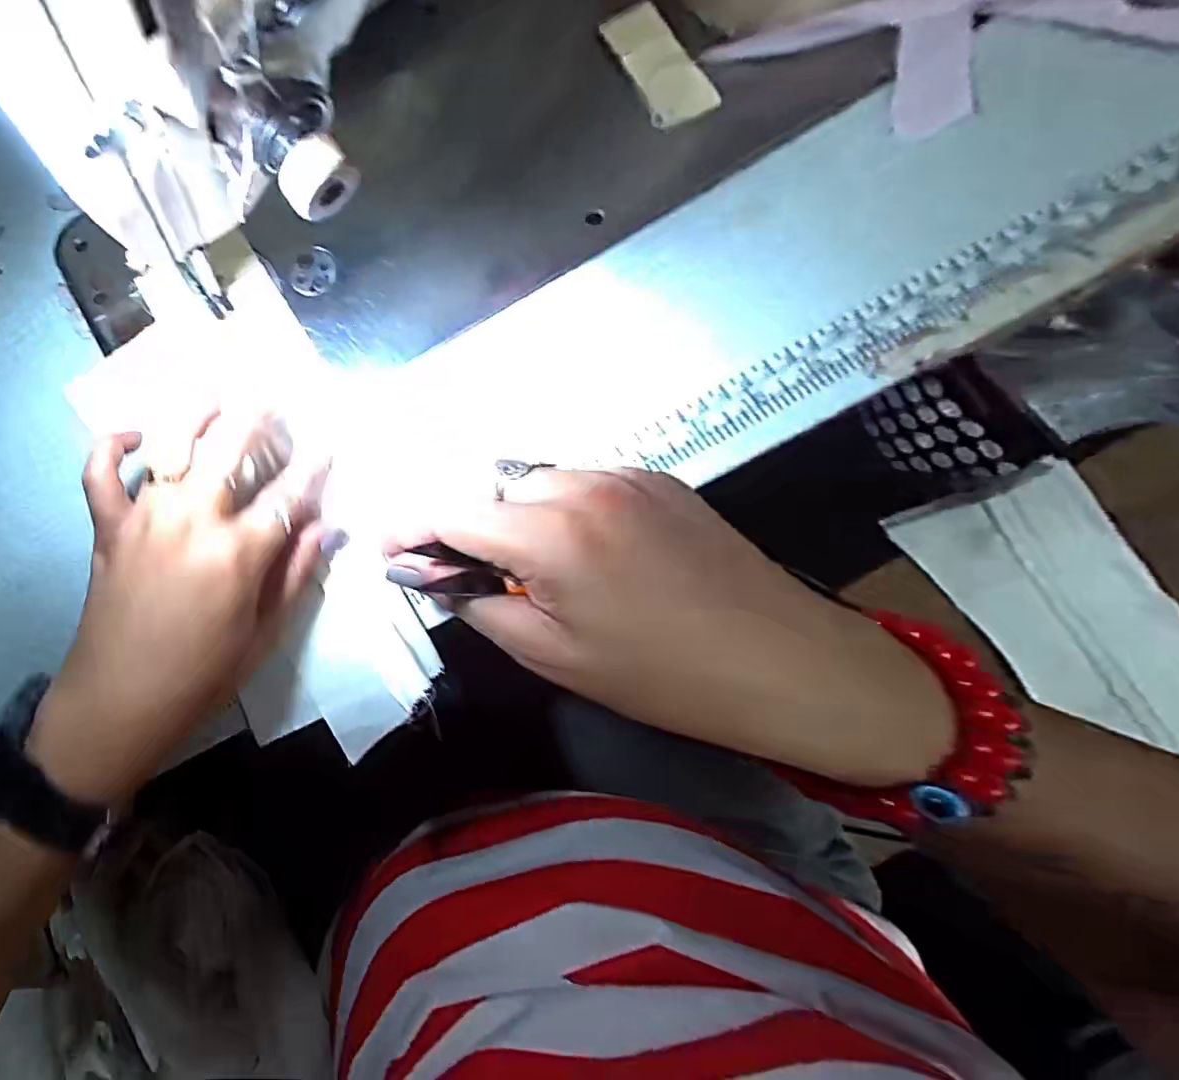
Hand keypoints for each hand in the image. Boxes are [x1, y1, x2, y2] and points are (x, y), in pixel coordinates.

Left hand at [28, 412, 333, 803]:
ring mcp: (144, 518)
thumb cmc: (200, 677)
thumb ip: (293, 576)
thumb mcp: (263, 637)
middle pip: (231, 449)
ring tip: (216, 392)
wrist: (117, 705)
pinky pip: (100, 473)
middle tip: (273, 394)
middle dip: (258, 415)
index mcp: (239, 554)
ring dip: (196, 412)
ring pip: (170, 445)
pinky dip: (112, 446)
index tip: (330, 444)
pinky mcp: (107, 528)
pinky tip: (135, 437)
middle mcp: (193, 521)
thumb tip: (323, 527)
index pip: (289, 496)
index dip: (314, 468)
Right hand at [385, 468, 952, 785]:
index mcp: (550, 534)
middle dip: (473, 525)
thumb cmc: (660, 676)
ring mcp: (627, 475)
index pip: (453, 511)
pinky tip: (588, 553)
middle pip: (495, 488)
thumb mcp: (552, 655)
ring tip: (538, 567)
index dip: (413, 530)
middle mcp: (583, 485)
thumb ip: (482, 606)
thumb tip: (437, 580)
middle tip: (478, 575)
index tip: (393, 552)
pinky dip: (564, 509)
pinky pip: (586, 483)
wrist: (785, 663)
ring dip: (519, 515)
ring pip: (540, 480)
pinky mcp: (660, 480)